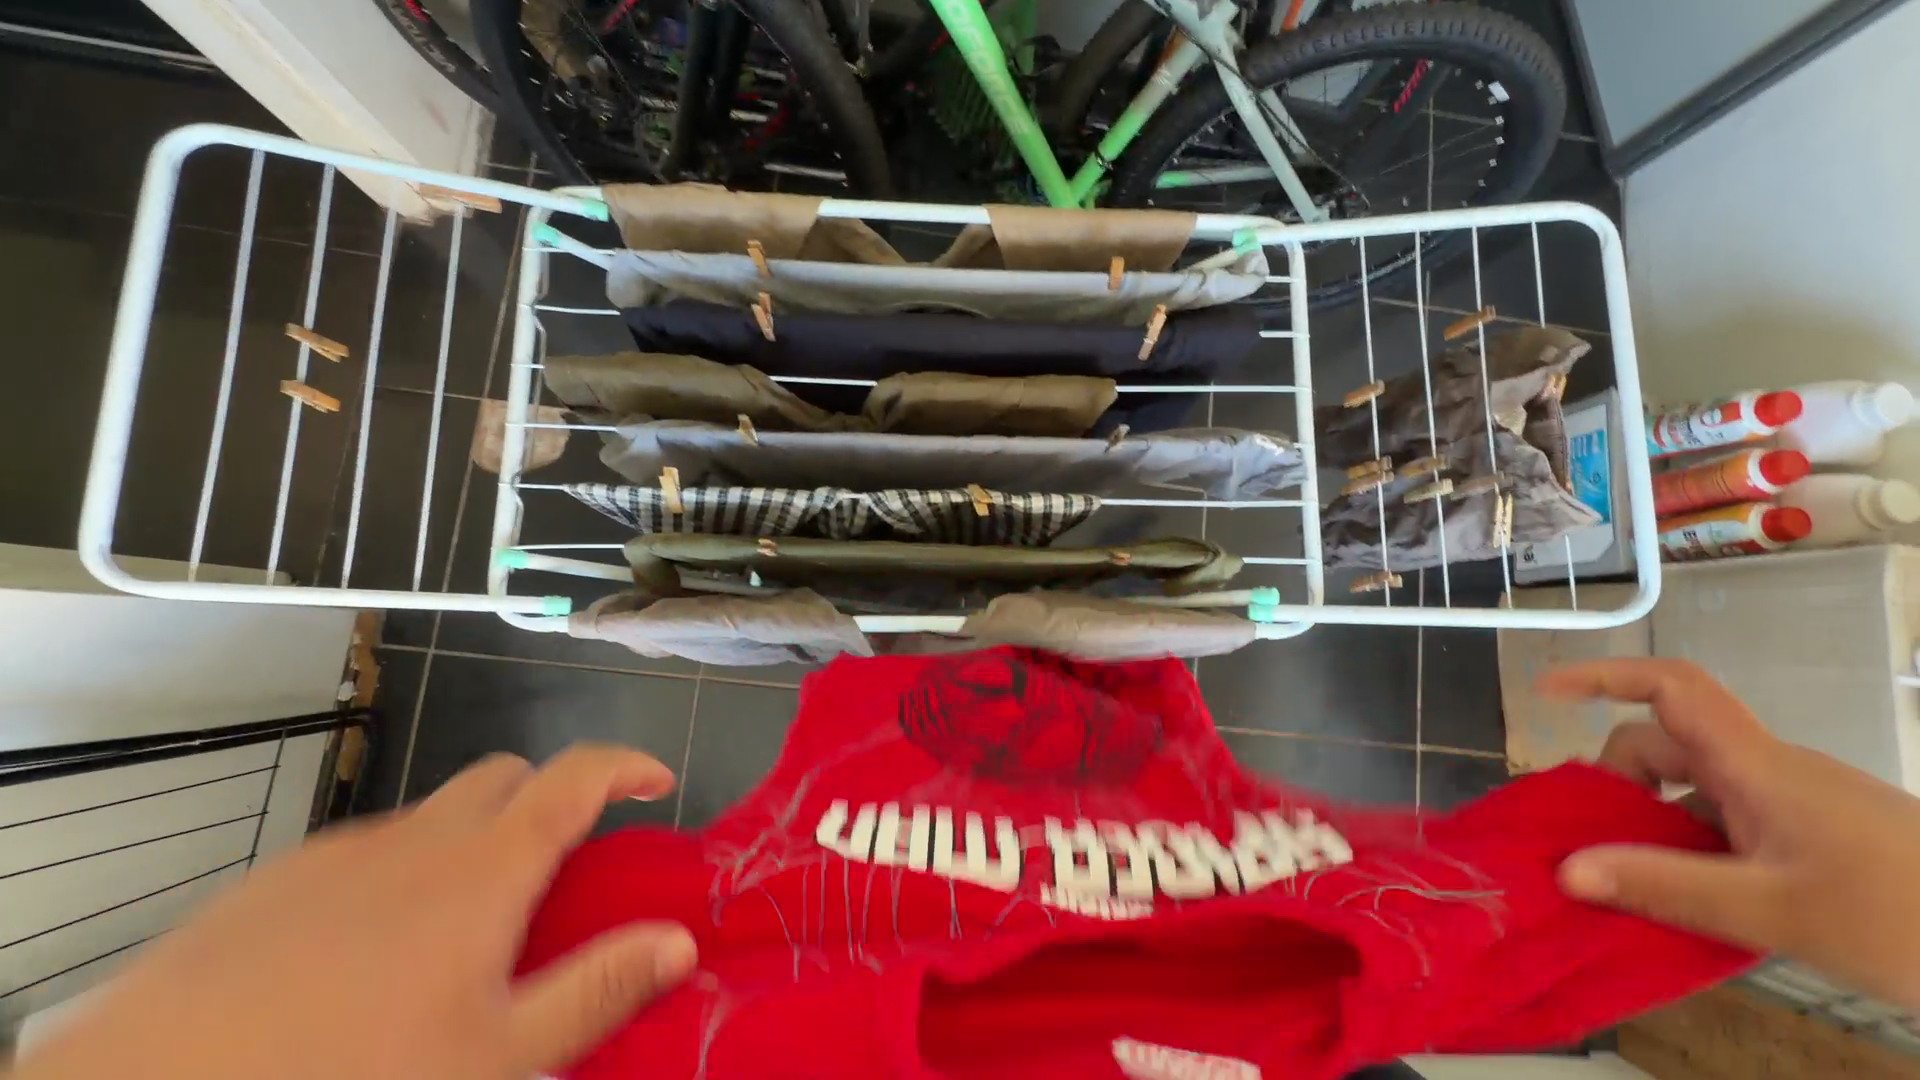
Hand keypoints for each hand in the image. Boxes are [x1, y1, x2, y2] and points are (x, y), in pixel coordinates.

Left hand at [10, 745, 697, 1079]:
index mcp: (486, 866)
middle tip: (560, 868)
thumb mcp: (498, 1056)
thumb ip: (599, 988)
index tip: (656, 783)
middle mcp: (420, 837)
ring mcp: (341, 854)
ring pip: (434, 816)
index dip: (626, 765)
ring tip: (460, 930)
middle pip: (506, 776)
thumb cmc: (352, 1076)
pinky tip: (366, 953)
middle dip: (549, 798)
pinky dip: (401, 872)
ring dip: (473, 841)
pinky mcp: (272, 882)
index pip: (577, 776)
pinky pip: (366, 852)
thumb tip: (679, 940)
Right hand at [1541, 658, 1919, 1009]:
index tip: (1545, 692)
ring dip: (1651, 828)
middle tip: (1595, 845)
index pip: (1671, 687)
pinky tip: (1695, 904)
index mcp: (1755, 764)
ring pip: (1690, 793)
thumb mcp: (1778, 913)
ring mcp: (1792, 805)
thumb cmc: (1907, 920)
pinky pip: (1723, 825)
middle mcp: (1766, 771)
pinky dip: (1689, 852)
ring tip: (1641, 887)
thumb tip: (1566, 871)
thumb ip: (1666, 888)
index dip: (1602, 676)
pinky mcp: (1812, 838)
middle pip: (1663, 748)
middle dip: (1616, 787)